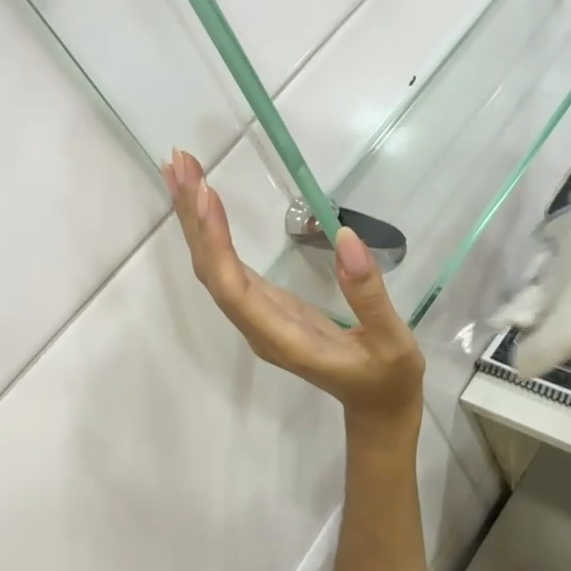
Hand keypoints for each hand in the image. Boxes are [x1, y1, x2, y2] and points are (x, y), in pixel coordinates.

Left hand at [164, 149, 423, 421]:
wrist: (378, 408)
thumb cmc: (388, 379)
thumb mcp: (392, 342)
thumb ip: (369, 295)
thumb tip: (346, 238)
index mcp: (283, 338)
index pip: (235, 288)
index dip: (216, 242)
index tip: (205, 192)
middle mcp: (259, 327)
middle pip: (213, 272)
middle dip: (193, 218)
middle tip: (178, 161)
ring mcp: (260, 318)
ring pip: (216, 269)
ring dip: (196, 220)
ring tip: (181, 170)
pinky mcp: (266, 309)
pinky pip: (229, 270)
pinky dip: (214, 233)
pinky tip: (206, 204)